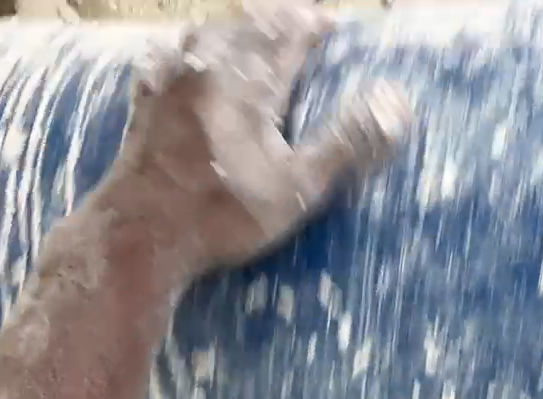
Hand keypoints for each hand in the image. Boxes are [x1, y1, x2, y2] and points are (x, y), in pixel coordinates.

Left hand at [104, 0, 411, 271]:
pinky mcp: (147, 100)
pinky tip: (187, 56)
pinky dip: (190, 50)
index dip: (314, 24)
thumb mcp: (298, 187)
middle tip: (300, 25)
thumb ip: (346, 143)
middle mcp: (207, 66)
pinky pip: (169, 56)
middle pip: (247, 24)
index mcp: (249, 81)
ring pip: (209, 34)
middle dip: (278, 21)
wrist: (145, 232)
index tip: (334, 25)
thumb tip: (397, 104)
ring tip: (256, 38)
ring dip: (238, 31)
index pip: (288, 31)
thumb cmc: (224, 214)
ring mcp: (171, 79)